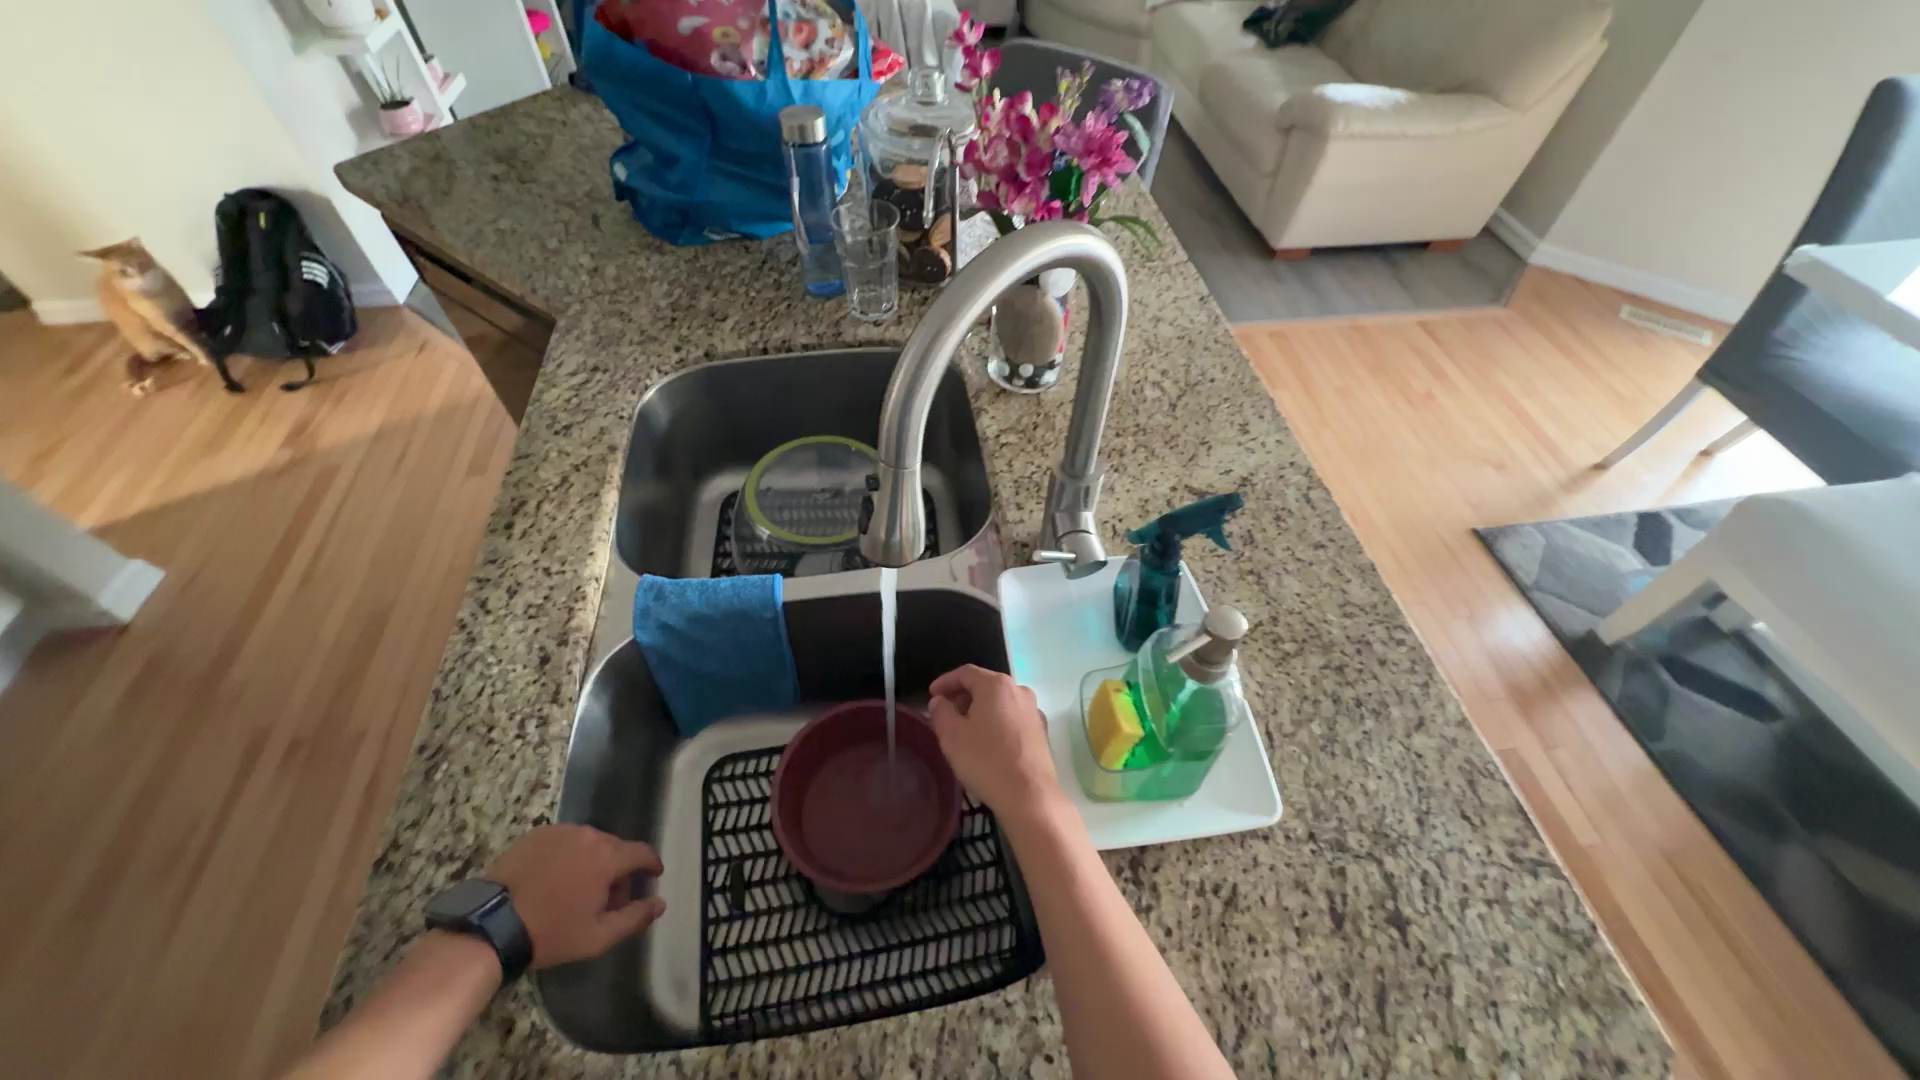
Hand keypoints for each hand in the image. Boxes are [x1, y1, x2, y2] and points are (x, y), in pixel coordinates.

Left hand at [484, 824, 664, 969]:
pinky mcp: (535, 835)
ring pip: (589, 843)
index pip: (641, 852)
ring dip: (592, 861)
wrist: (489, 926)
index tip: (653, 875)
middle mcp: (587, 835)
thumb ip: (635, 917)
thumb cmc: (550, 932)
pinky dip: (568, 855)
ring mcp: (559, 832)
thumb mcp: (598, 936)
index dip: (651, 864)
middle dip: (618, 870)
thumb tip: (660, 903)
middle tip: (608, 898)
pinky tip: (555, 879)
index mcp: (607, 856)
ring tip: (579, 889)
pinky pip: (564, 841)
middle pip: (615, 848)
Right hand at [927, 664, 1060, 818]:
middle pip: (985, 685)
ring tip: (965, 730)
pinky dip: (997, 722)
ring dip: (980, 710)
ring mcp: (1034, 711)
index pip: (966, 673)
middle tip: (945, 714)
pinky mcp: (1041, 731)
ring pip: (1000, 702)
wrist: (1029, 795)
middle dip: (962, 696)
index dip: (945, 682)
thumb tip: (940, 701)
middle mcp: (1019, 690)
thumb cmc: (985, 760)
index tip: (931, 695)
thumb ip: (940, 712)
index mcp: (996, 685)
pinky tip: (988, 743)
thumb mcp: (951, 736)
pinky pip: (1012, 718)